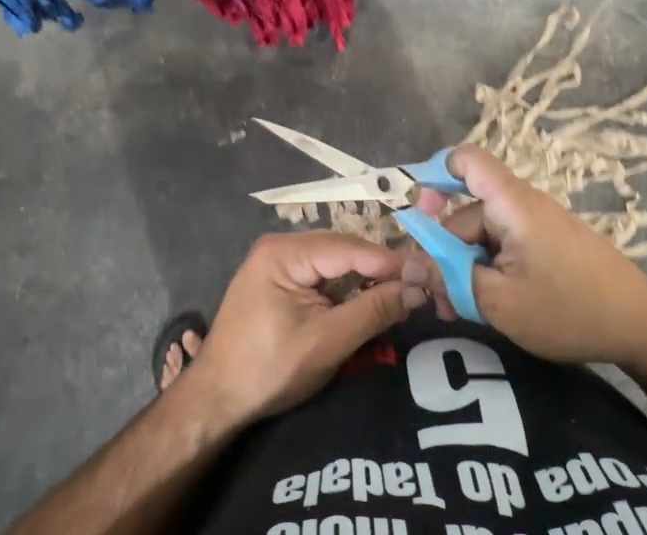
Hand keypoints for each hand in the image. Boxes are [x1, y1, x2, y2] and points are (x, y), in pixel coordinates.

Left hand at [187, 231, 426, 424]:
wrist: (216, 399)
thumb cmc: (268, 370)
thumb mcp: (327, 342)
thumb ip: (374, 311)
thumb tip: (418, 288)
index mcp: (285, 253)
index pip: (352, 248)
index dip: (392, 263)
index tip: (430, 276)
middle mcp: (280, 246)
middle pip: (345, 249)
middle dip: (382, 269)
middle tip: (421, 286)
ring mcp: (277, 262)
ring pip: (336, 261)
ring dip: (367, 278)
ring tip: (403, 294)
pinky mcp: (278, 280)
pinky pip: (322, 274)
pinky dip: (347, 287)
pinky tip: (369, 301)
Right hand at [403, 146, 646, 364]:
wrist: (642, 327)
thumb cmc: (568, 309)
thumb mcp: (499, 301)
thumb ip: (450, 277)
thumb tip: (411, 263)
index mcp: (512, 204)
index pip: (465, 161)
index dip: (433, 176)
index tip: (415, 215)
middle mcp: (522, 205)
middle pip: (467, 211)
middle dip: (442, 250)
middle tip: (430, 297)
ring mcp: (538, 226)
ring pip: (483, 236)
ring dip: (462, 267)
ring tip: (454, 310)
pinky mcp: (549, 246)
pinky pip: (504, 248)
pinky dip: (487, 271)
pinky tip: (482, 305)